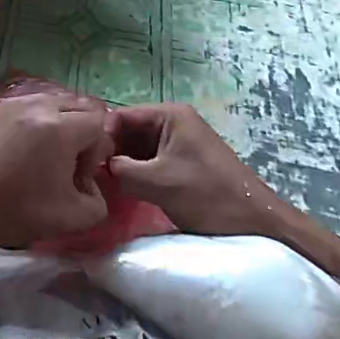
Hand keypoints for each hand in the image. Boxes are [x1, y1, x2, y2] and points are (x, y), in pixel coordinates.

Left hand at [0, 93, 113, 248]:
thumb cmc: (13, 208)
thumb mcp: (71, 219)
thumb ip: (98, 202)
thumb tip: (90, 185)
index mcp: (61, 127)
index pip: (100, 124)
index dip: (98, 152)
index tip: (78, 178)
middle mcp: (40, 105)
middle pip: (81, 106)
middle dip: (85, 134)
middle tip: (69, 165)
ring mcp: (15, 103)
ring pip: (56, 102)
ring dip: (63, 125)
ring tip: (48, 158)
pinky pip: (32, 106)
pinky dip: (40, 122)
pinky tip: (26, 151)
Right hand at [106, 103, 302, 236]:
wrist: (256, 224)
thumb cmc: (208, 196)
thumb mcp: (158, 182)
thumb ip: (121, 170)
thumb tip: (97, 168)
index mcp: (169, 114)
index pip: (120, 115)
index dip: (100, 135)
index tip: (83, 159)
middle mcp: (173, 121)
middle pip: (127, 130)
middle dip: (109, 150)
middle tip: (89, 174)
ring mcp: (178, 142)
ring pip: (136, 148)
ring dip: (121, 165)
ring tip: (101, 183)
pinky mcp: (181, 162)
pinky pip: (148, 161)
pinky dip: (134, 174)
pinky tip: (121, 190)